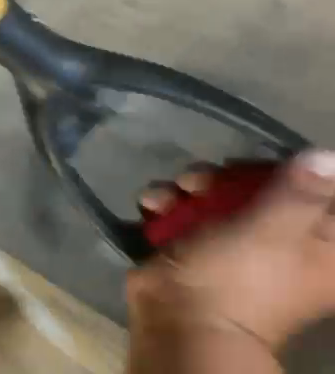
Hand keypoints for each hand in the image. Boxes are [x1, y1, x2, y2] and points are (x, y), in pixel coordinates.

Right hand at [130, 152, 334, 354]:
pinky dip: (166, 203)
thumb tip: (327, 155)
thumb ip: (299, 194)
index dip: (293, 175)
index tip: (263, 164)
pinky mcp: (194, 243)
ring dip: (188, 187)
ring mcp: (236, 244)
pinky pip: (182, 209)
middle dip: (226, 177)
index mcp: (320, 247)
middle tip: (205, 178)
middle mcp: (284, 243)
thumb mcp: (272, 232)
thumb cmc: (239, 276)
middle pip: (263, 192)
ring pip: (216, 196)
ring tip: (172, 193)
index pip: (321, 199)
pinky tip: (153, 205)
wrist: (182, 314)